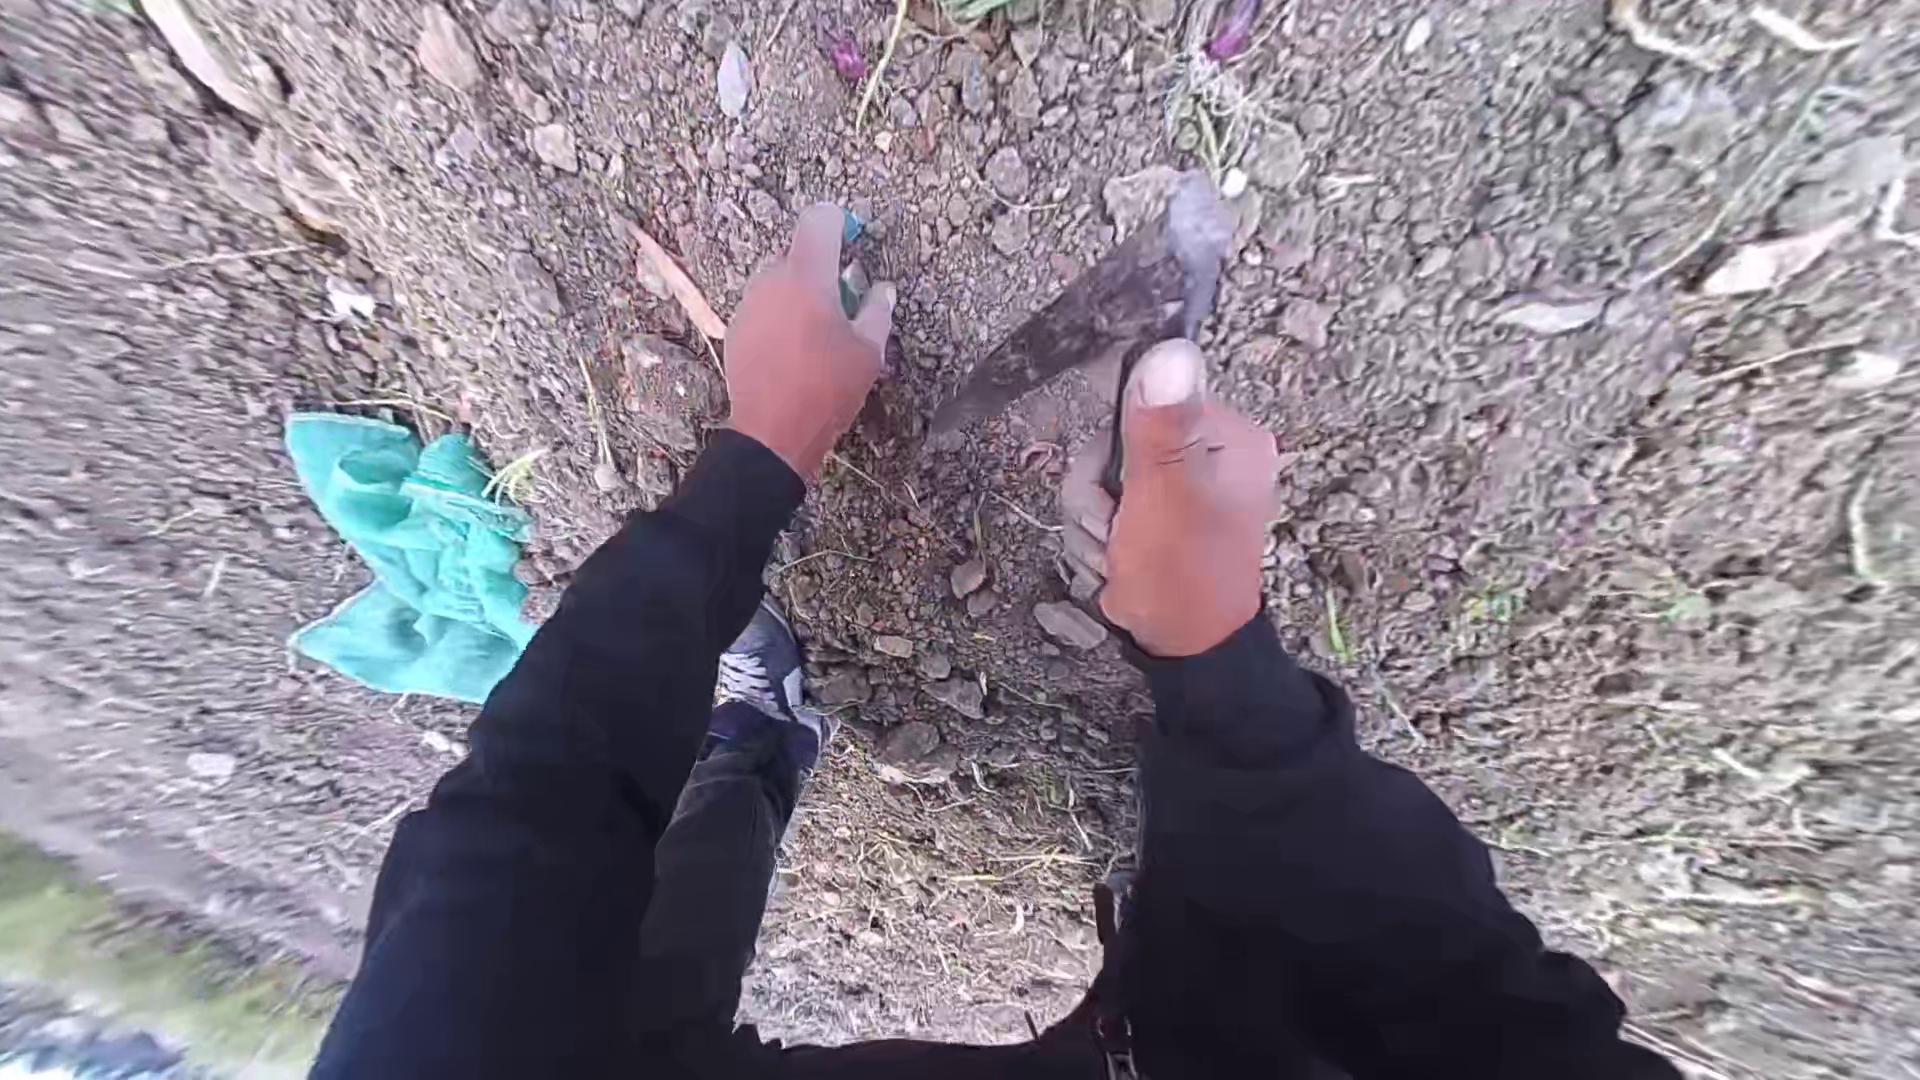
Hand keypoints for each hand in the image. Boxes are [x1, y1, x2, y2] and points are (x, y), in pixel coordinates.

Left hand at [725, 203, 895, 479]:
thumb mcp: (867, 354)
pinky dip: (782, 317)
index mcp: (807, 276)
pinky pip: (765, 308)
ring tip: (818, 337)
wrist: (772, 434)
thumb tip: (882, 291)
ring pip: (780, 282)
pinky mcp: (737, 329)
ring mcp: (749, 304)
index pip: (819, 220)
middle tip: (843, 308)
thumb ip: (877, 313)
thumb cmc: (826, 390)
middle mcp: (771, 280)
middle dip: (823, 271)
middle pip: (799, 253)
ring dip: (801, 296)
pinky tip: (794, 353)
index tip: (854, 244)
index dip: (840, 224)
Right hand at [1061, 339, 1278, 656]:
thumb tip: (1169, 350)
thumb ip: (1162, 429)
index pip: (1149, 396)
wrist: (1178, 645)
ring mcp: (1171, 484)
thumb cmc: (1182, 574)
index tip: (1117, 478)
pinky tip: (1114, 557)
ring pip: (1095, 474)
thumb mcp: (1168, 498)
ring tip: (1116, 547)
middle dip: (1098, 488)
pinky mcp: (1148, 510)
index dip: (1117, 436)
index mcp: (1225, 438)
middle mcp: (1201, 453)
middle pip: (1112, 439)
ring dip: (1092, 516)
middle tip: (1117, 522)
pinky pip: (1097, 502)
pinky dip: (1095, 531)